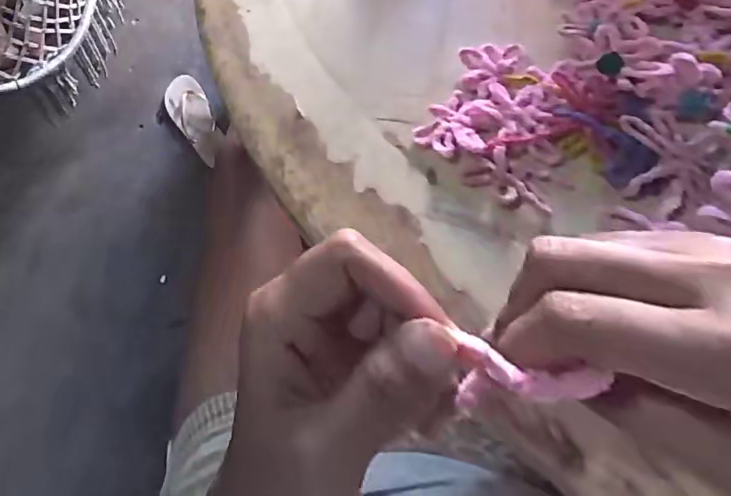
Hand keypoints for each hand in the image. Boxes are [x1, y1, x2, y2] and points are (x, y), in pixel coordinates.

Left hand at [213, 230, 467, 495]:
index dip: (397, 282)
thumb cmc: (280, 487)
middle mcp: (301, 302)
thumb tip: (443, 335)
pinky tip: (427, 418)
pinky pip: (395, 338)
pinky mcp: (345, 351)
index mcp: (278, 309)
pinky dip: (420, 373)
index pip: (344, 258)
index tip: (445, 339)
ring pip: (391, 307)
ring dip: (425, 354)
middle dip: (417, 325)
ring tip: (437, 414)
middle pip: (373, 278)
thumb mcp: (328, 446)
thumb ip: (382, 390)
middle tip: (452, 388)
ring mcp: (323, 326)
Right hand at [494, 231, 730, 495]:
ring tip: (563, 346)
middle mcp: (711, 270)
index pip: (579, 319)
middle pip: (563, 255)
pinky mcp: (720, 239)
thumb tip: (561, 379)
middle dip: (521, 301)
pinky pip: (624, 246)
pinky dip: (593, 279)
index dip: (524, 343)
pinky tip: (612, 323)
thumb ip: (646, 418)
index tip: (502, 375)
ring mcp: (714, 243)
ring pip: (587, 243)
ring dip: (555, 288)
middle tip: (520, 355)